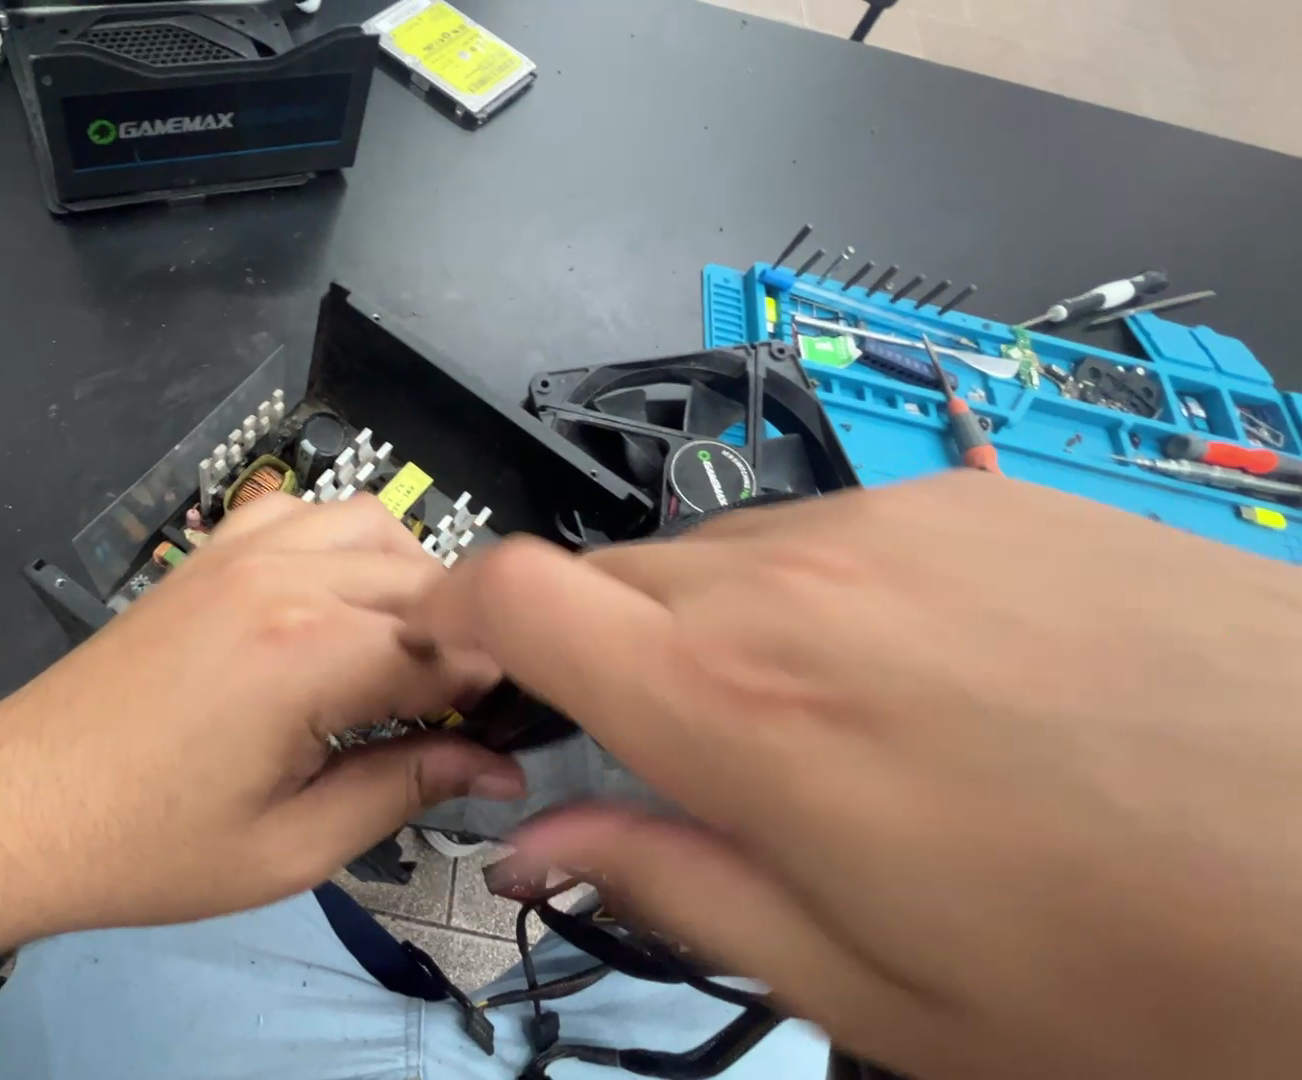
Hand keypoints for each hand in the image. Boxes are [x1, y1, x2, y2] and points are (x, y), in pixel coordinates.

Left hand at [0, 494, 521, 939]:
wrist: (15, 806)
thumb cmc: (147, 845)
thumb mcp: (292, 846)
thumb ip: (405, 788)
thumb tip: (498, 769)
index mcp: (309, 654)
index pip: (452, 651)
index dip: (492, 696)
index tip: (498, 738)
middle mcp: (285, 577)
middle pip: (425, 583)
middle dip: (460, 643)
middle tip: (452, 713)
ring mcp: (241, 551)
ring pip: (374, 526)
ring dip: (410, 582)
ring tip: (399, 653)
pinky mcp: (209, 552)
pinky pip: (300, 510)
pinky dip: (340, 541)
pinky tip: (331, 596)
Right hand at [407, 471, 1301, 1079]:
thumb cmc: (1132, 975)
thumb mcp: (867, 984)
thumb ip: (662, 882)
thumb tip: (526, 842)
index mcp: (725, 704)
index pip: (513, 592)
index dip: (453, 605)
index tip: (447, 649)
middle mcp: (774, 580)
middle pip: (600, 577)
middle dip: (594, 650)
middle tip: (673, 743)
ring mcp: (874, 518)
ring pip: (702, 559)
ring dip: (701, 627)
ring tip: (819, 718)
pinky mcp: (963, 492)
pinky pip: (812, 535)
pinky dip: (800, 594)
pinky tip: (919, 665)